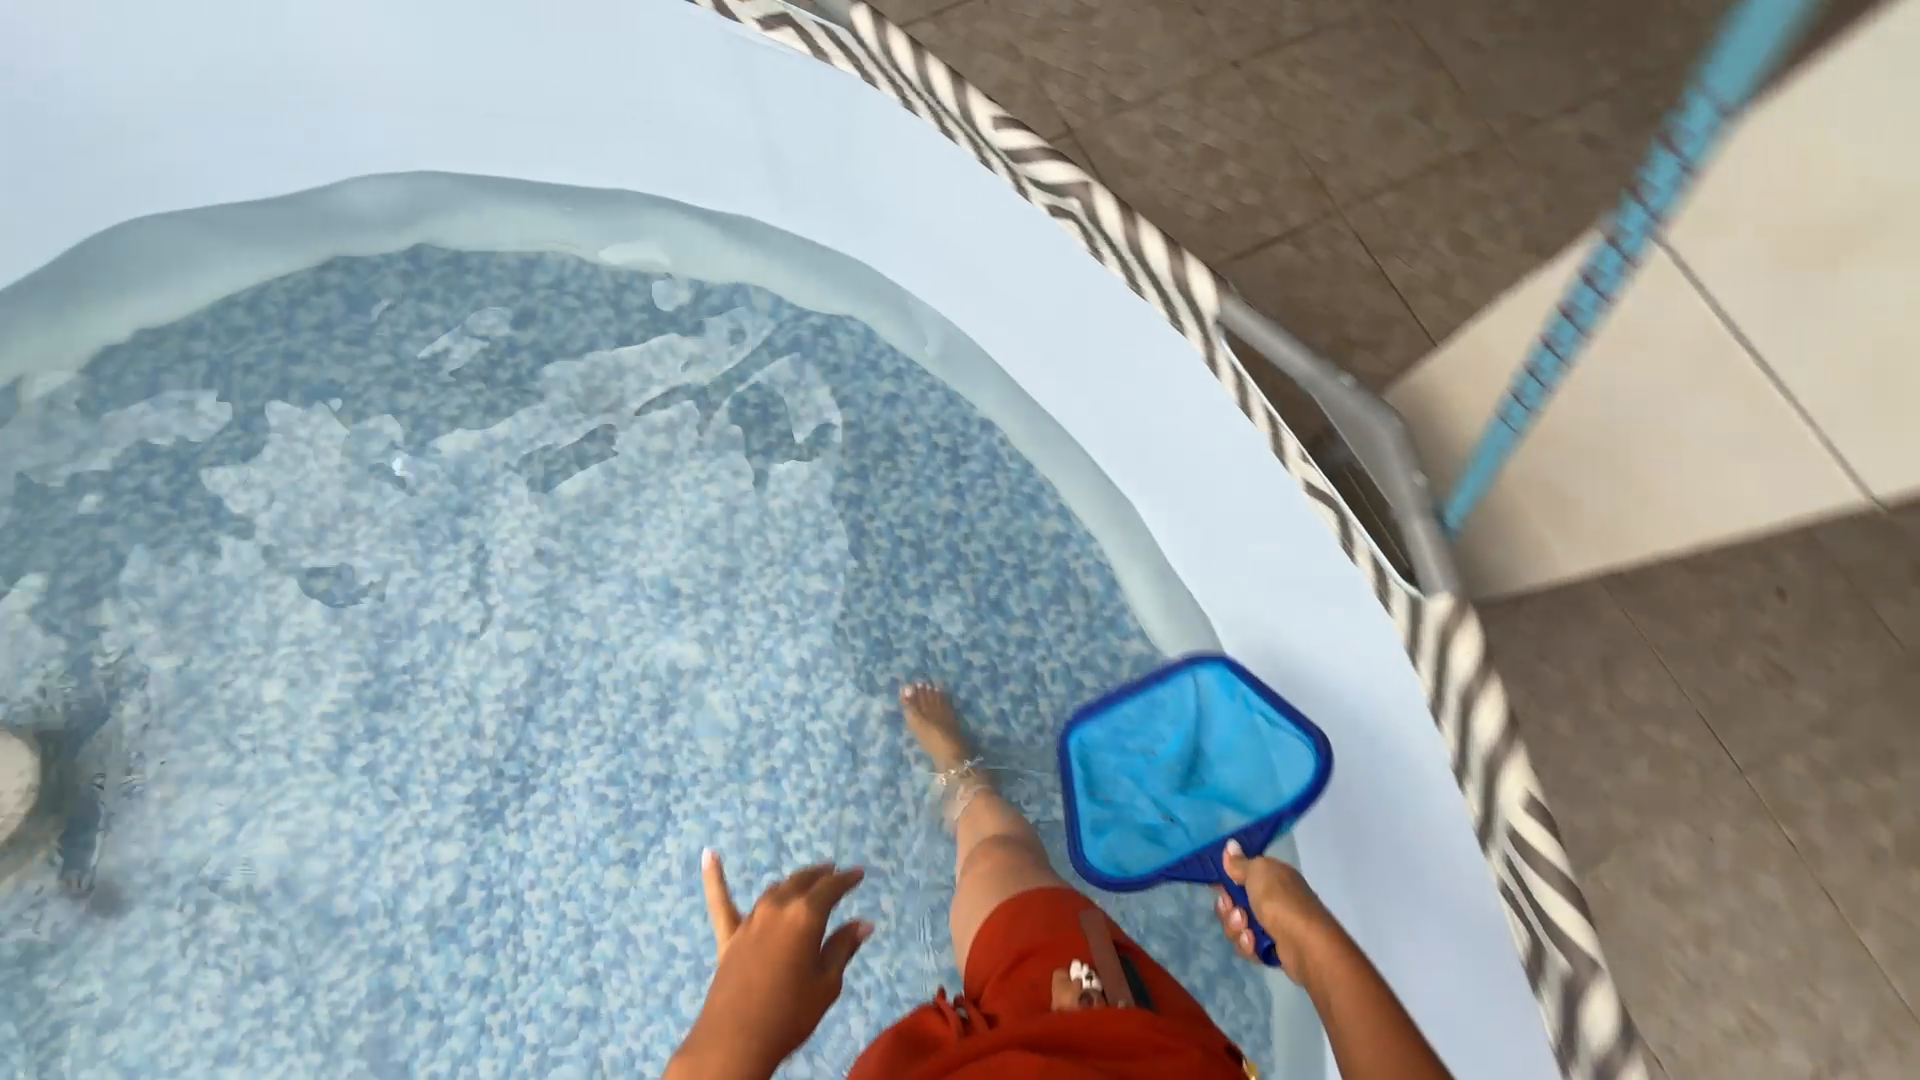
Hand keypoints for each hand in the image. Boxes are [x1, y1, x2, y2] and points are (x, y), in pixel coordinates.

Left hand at [669, 851, 873, 1078]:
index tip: (858, 873)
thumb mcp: (827, 983)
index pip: (832, 888)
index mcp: (806, 916)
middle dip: (821, 876)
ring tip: (805, 882)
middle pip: (803, 882)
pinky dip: (715, 877)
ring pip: (775, 890)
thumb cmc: (790, 1014)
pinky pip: (721, 902)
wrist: (736, 1042)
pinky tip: (709, 855)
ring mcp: (750, 920)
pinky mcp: (729, 936)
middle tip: (834, 873)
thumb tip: (864, 923)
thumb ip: (843, 948)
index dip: (847, 879)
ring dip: (792, 884)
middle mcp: (778, 908)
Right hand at [1212, 838, 1340, 982]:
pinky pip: (1247, 945)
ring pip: (1237, 924)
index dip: (1226, 880)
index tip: (1218, 885)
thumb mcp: (1258, 872)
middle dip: (1228, 908)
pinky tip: (1254, 944)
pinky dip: (1248, 945)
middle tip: (1237, 911)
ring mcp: (1272, 924)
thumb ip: (1240, 862)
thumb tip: (1230, 844)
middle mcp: (1272, 898)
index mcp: (1272, 876)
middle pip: (1234, 901)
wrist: (1306, 945)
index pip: (1241, 874)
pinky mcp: (1271, 948)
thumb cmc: (1281, 901)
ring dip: (1236, 928)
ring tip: (1248, 931)